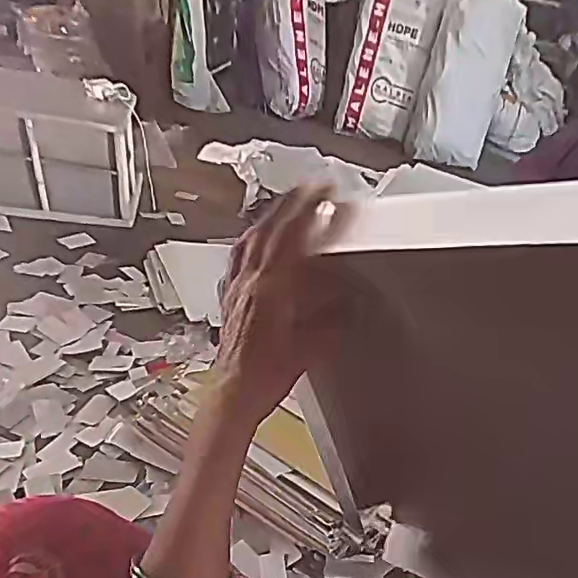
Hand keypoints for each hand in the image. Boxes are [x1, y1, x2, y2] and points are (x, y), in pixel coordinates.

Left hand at [210, 185, 349, 429]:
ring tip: (290, 203)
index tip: (332, 195)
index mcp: (272, 288)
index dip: (316, 212)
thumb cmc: (265, 374)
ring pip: (253, 238)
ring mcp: (237, 285)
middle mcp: (250, 280)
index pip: (296, 237)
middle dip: (297, 203)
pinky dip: (253, 239)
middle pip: (272, 228)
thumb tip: (347, 304)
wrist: (234, 390)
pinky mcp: (231, 295)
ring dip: (275, 215)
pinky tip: (256, 238)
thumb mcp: (311, 347)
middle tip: (315, 187)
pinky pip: (239, 256)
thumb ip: (331, 320)